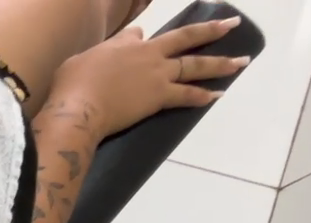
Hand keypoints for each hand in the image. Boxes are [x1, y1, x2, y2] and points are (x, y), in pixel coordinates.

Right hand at [51, 16, 250, 137]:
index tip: (141, 40)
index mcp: (127, 45)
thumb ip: (99, 54)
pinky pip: (185, 95)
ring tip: (240, 62)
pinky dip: (201, 96)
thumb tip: (110, 52)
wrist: (78, 109)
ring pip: (195, 66)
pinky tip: (216, 95)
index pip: (139, 36)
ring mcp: (157, 75)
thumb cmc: (70, 87)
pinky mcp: (158, 97)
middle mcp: (149, 54)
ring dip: (220, 64)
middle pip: (185, 38)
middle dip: (210, 31)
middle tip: (232, 25)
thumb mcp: (78, 61)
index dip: (139, 39)